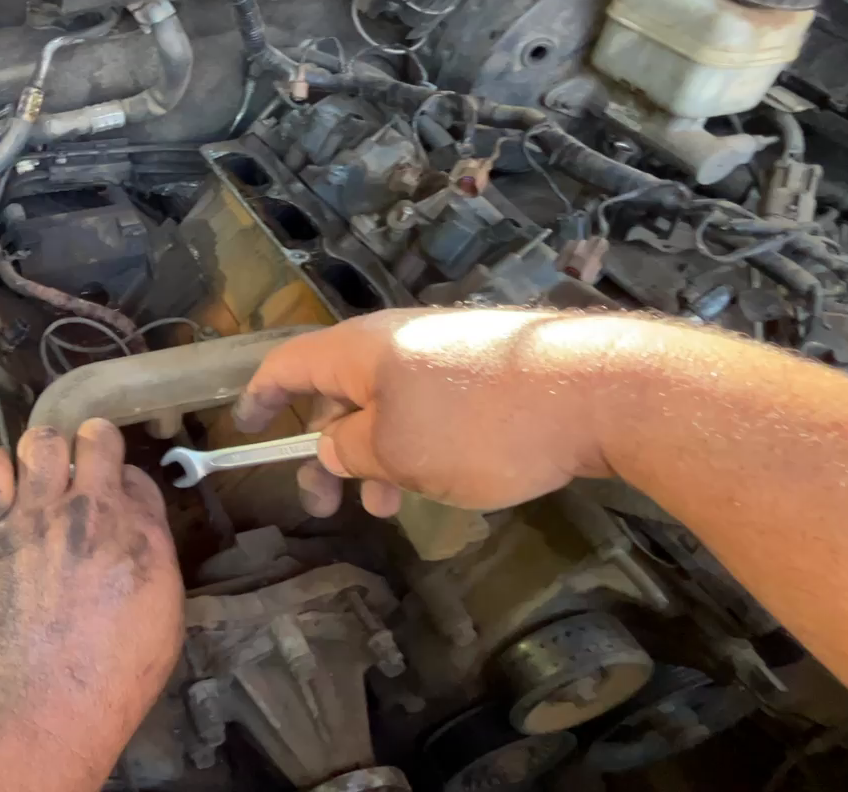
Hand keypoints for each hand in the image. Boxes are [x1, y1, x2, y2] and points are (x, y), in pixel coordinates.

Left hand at [0, 420, 182, 776]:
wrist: (37, 704)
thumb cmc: (110, 680)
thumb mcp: (162, 621)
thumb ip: (151, 562)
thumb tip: (135, 536)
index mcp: (141, 531)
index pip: (136, 475)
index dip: (122, 484)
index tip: (110, 502)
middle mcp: (91, 508)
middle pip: (96, 436)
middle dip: (90, 445)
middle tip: (77, 471)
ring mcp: (37, 512)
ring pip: (41, 439)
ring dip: (41, 453)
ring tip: (35, 476)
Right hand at [235, 309, 622, 517]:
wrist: (602, 390)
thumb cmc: (478, 424)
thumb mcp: (396, 451)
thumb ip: (349, 450)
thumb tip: (331, 443)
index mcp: (356, 350)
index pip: (285, 366)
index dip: (259, 397)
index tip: (244, 428)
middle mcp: (391, 342)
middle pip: (335, 392)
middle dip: (324, 448)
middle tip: (323, 502)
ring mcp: (441, 351)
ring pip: (384, 404)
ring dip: (372, 455)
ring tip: (387, 506)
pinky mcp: (483, 367)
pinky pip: (426, 404)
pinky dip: (414, 442)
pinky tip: (441, 477)